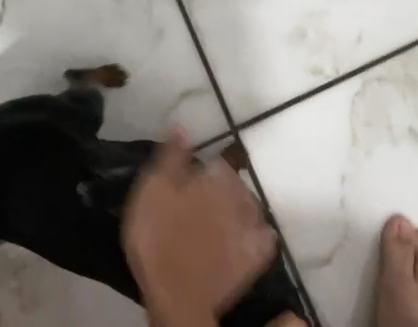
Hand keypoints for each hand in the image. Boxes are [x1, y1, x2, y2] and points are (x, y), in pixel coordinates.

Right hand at [123, 130, 279, 326]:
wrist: (175, 292)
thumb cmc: (157, 236)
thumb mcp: (153, 188)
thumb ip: (171, 157)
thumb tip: (183, 126)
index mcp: (214, 180)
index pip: (221, 163)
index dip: (211, 166)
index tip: (201, 171)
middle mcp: (236, 200)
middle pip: (238, 186)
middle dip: (229, 185)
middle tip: (212, 191)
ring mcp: (246, 231)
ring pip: (253, 209)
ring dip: (245, 205)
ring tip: (231, 209)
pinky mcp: (251, 261)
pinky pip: (264, 241)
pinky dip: (261, 234)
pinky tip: (255, 234)